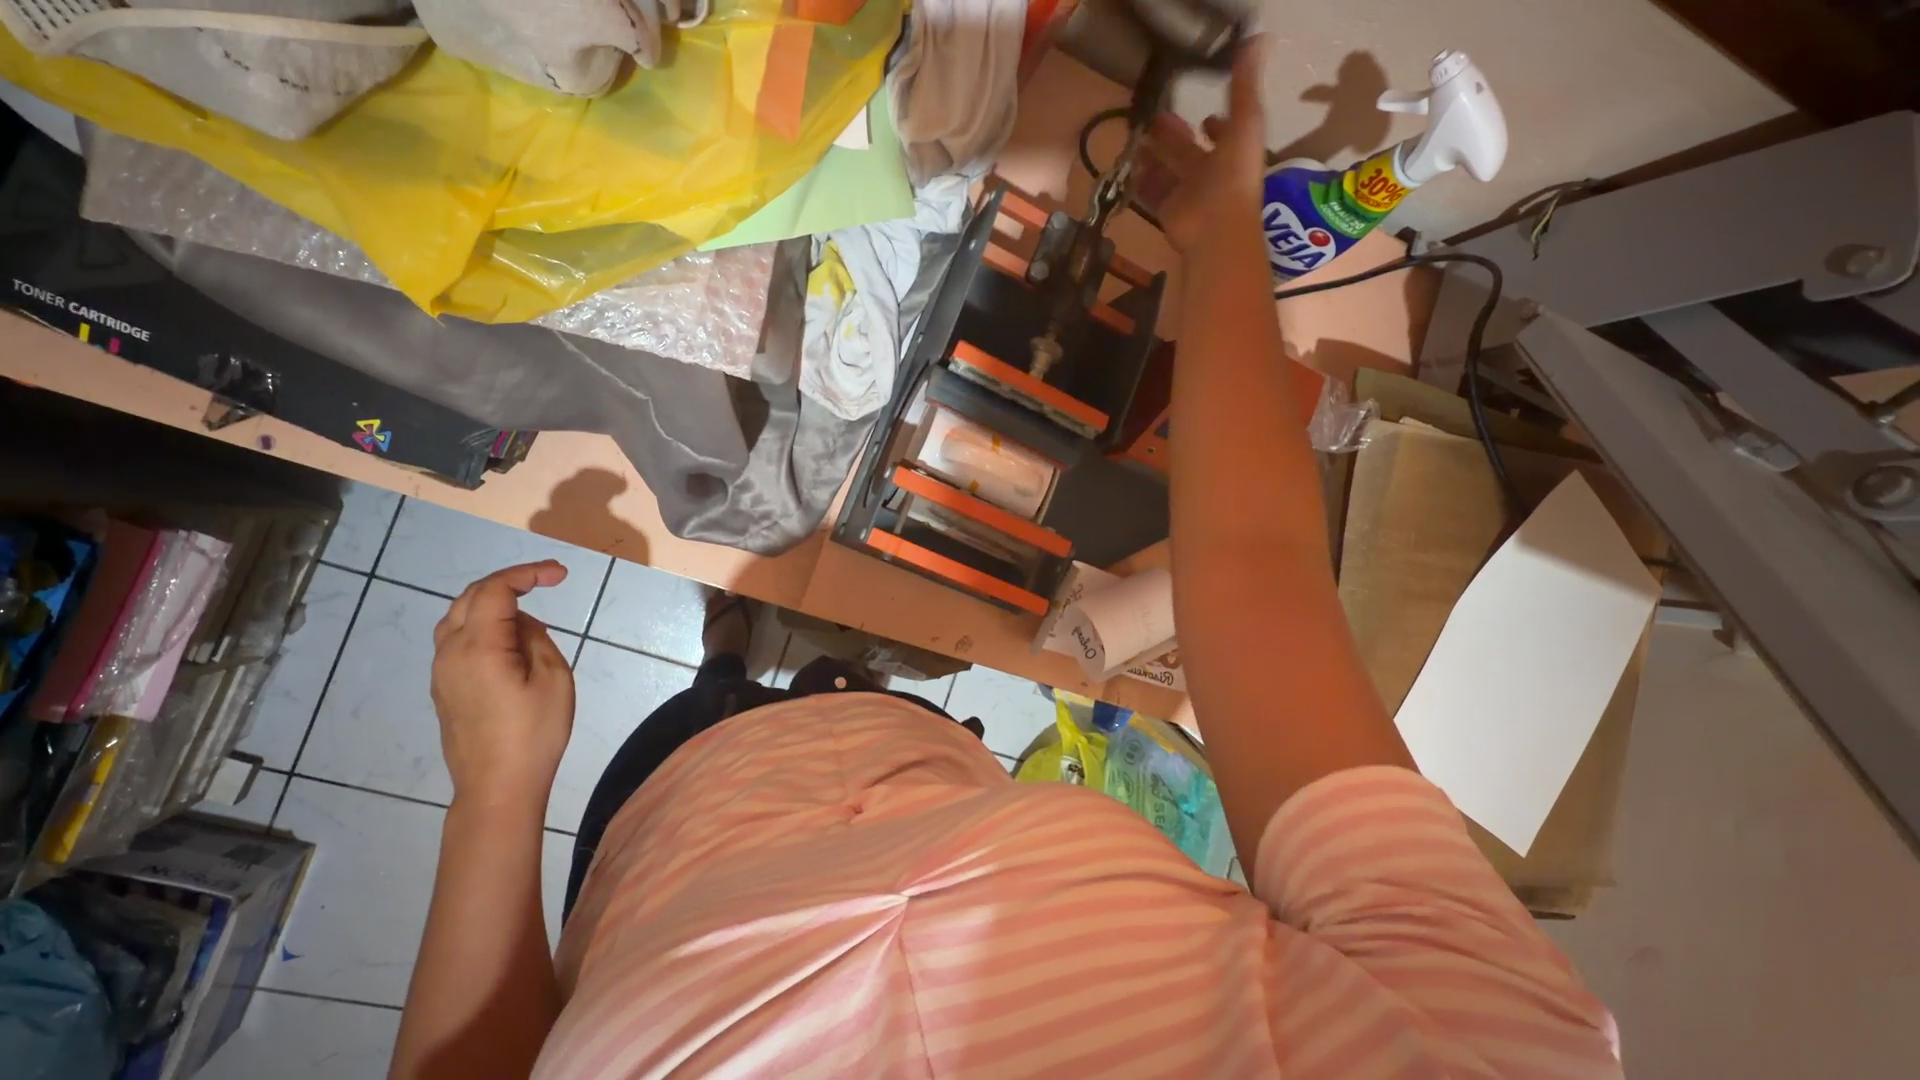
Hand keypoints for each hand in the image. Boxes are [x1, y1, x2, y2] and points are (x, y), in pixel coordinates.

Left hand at [430, 561, 575, 813]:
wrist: (497, 787)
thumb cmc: (534, 733)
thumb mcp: (554, 678)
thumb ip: (536, 639)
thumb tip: (521, 625)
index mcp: (479, 646)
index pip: (497, 589)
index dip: (528, 573)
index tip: (561, 575)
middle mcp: (451, 652)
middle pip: (472, 596)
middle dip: (509, 582)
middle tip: (546, 581)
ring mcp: (442, 671)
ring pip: (458, 617)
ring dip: (492, 602)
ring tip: (527, 609)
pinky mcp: (444, 688)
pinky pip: (457, 640)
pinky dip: (482, 625)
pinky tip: (509, 641)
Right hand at [1138, 38, 1267, 253]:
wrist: (1216, 228)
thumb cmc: (1234, 176)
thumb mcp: (1245, 124)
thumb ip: (1245, 87)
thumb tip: (1258, 39)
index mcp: (1232, 152)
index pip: (1225, 134)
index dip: (1217, 125)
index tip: (1204, 115)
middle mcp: (1210, 173)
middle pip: (1188, 150)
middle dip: (1174, 134)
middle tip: (1153, 117)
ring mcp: (1187, 194)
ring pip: (1167, 169)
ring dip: (1153, 154)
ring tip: (1135, 136)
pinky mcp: (1167, 209)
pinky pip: (1151, 192)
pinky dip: (1141, 180)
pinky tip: (1130, 165)